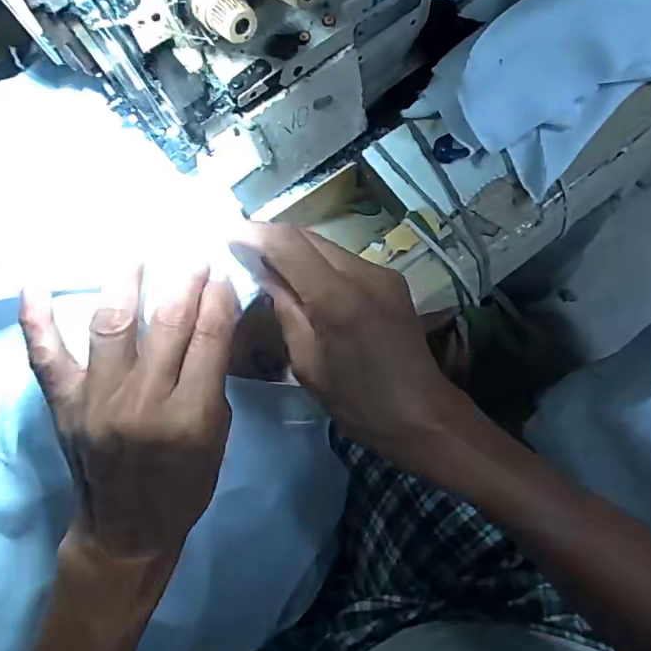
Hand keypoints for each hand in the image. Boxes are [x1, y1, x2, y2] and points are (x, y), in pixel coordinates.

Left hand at [19, 265, 238, 569]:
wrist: (125, 532)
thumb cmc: (183, 485)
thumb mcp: (216, 435)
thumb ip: (210, 377)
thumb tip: (210, 318)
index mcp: (189, 416)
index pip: (208, 339)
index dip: (217, 299)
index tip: (219, 270)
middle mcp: (141, 403)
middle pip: (166, 324)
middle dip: (183, 281)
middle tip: (190, 253)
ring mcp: (96, 401)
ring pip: (110, 326)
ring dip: (123, 283)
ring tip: (133, 254)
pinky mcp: (64, 405)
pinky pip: (46, 356)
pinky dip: (36, 320)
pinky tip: (32, 283)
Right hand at [233, 223, 477, 471]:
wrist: (423, 416)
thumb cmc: (358, 402)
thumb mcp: (306, 362)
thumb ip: (284, 310)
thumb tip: (262, 273)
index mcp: (336, 298)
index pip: (287, 244)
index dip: (254, 233)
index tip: (227, 234)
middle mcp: (362, 273)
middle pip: (306, 236)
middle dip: (271, 237)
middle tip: (241, 248)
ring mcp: (381, 273)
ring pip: (325, 245)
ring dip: (294, 249)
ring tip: (268, 263)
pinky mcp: (391, 279)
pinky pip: (343, 259)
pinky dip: (317, 262)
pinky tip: (304, 279)